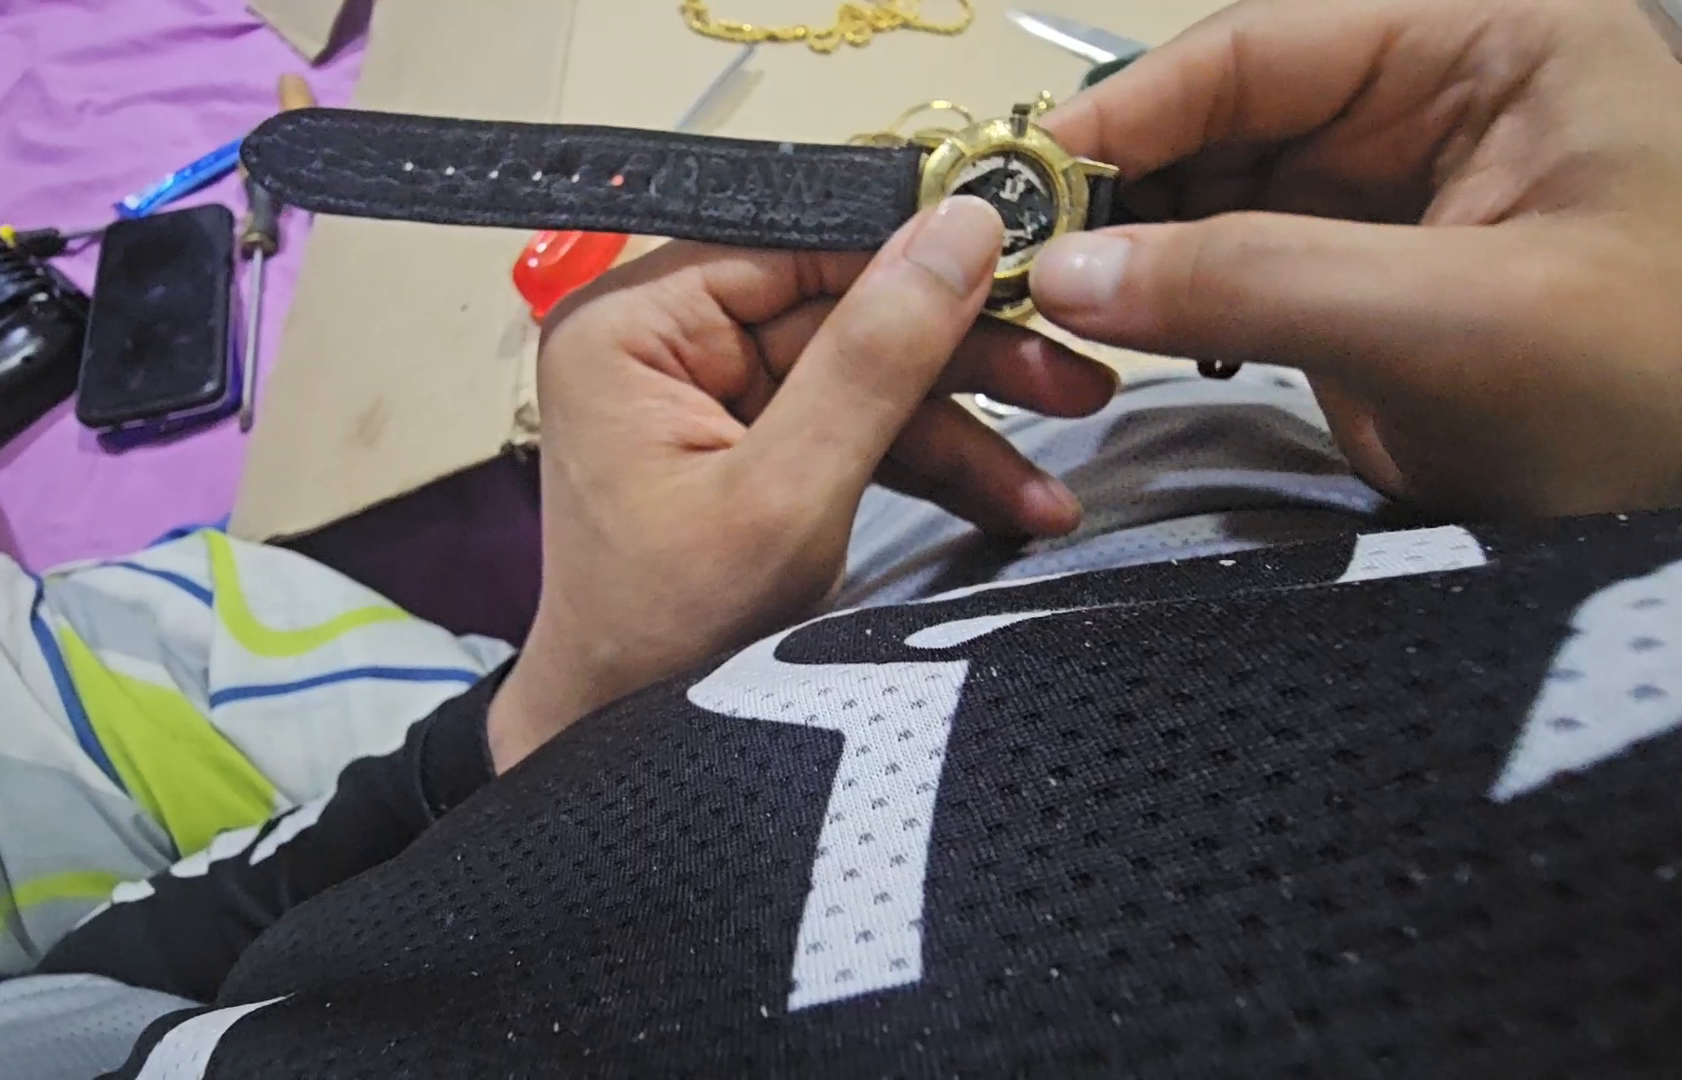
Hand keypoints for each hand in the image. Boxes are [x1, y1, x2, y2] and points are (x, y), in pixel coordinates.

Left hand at [487, 198, 1118, 769]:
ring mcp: (704, 397)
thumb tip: (959, 229)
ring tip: (1045, 481)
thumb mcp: (784, 496)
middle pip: (837, 312)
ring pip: (856, 375)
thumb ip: (871, 360)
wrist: (623, 722)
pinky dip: (920, 466)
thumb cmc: (669, 631)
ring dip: (957, 428)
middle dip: (957, 360)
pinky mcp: (743, 444)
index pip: (794, 246)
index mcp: (631, 329)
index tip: (1025, 262)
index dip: (914, 252)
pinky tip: (1003, 501)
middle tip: (1068, 376)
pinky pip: (844, 429)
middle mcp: (661, 345)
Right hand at [1029, 0, 1681, 517]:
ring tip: (1045, 309)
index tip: (1009, 191)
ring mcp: (1350, 206)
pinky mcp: (1313, 287)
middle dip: (1103, 198)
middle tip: (1011, 269)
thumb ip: (1250, 282)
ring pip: (1186, 207)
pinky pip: (1198, 274)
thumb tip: (1058, 274)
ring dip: (1113, 258)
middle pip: (1200, 130)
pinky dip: (1144, 305)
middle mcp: (1399, 112)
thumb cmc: (1640, 393)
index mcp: (1472, 48)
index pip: (1248, 50)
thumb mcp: (1452, 321)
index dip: (1117, 117)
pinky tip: (1115, 337)